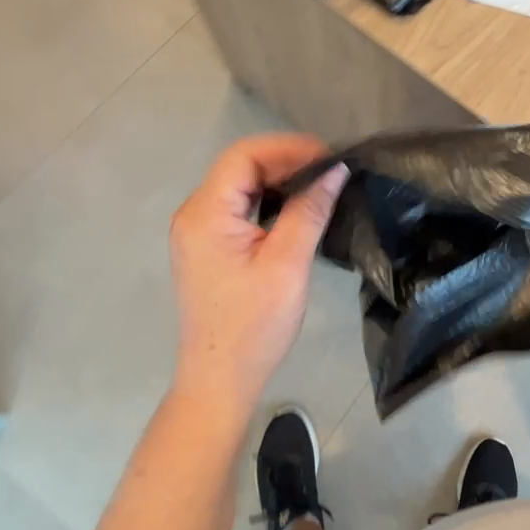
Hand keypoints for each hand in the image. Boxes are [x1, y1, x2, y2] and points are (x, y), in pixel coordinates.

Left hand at [168, 135, 349, 408]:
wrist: (220, 382)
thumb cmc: (253, 325)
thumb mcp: (288, 264)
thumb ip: (310, 210)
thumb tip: (336, 169)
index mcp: (205, 213)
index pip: (245, 155)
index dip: (289, 148)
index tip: (329, 158)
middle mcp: (194, 214)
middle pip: (241, 165)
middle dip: (287, 160)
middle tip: (331, 170)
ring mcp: (198, 231)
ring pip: (241, 183)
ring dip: (280, 178)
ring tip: (321, 184)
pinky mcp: (209, 246)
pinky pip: (239, 205)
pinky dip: (269, 197)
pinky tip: (298, 206)